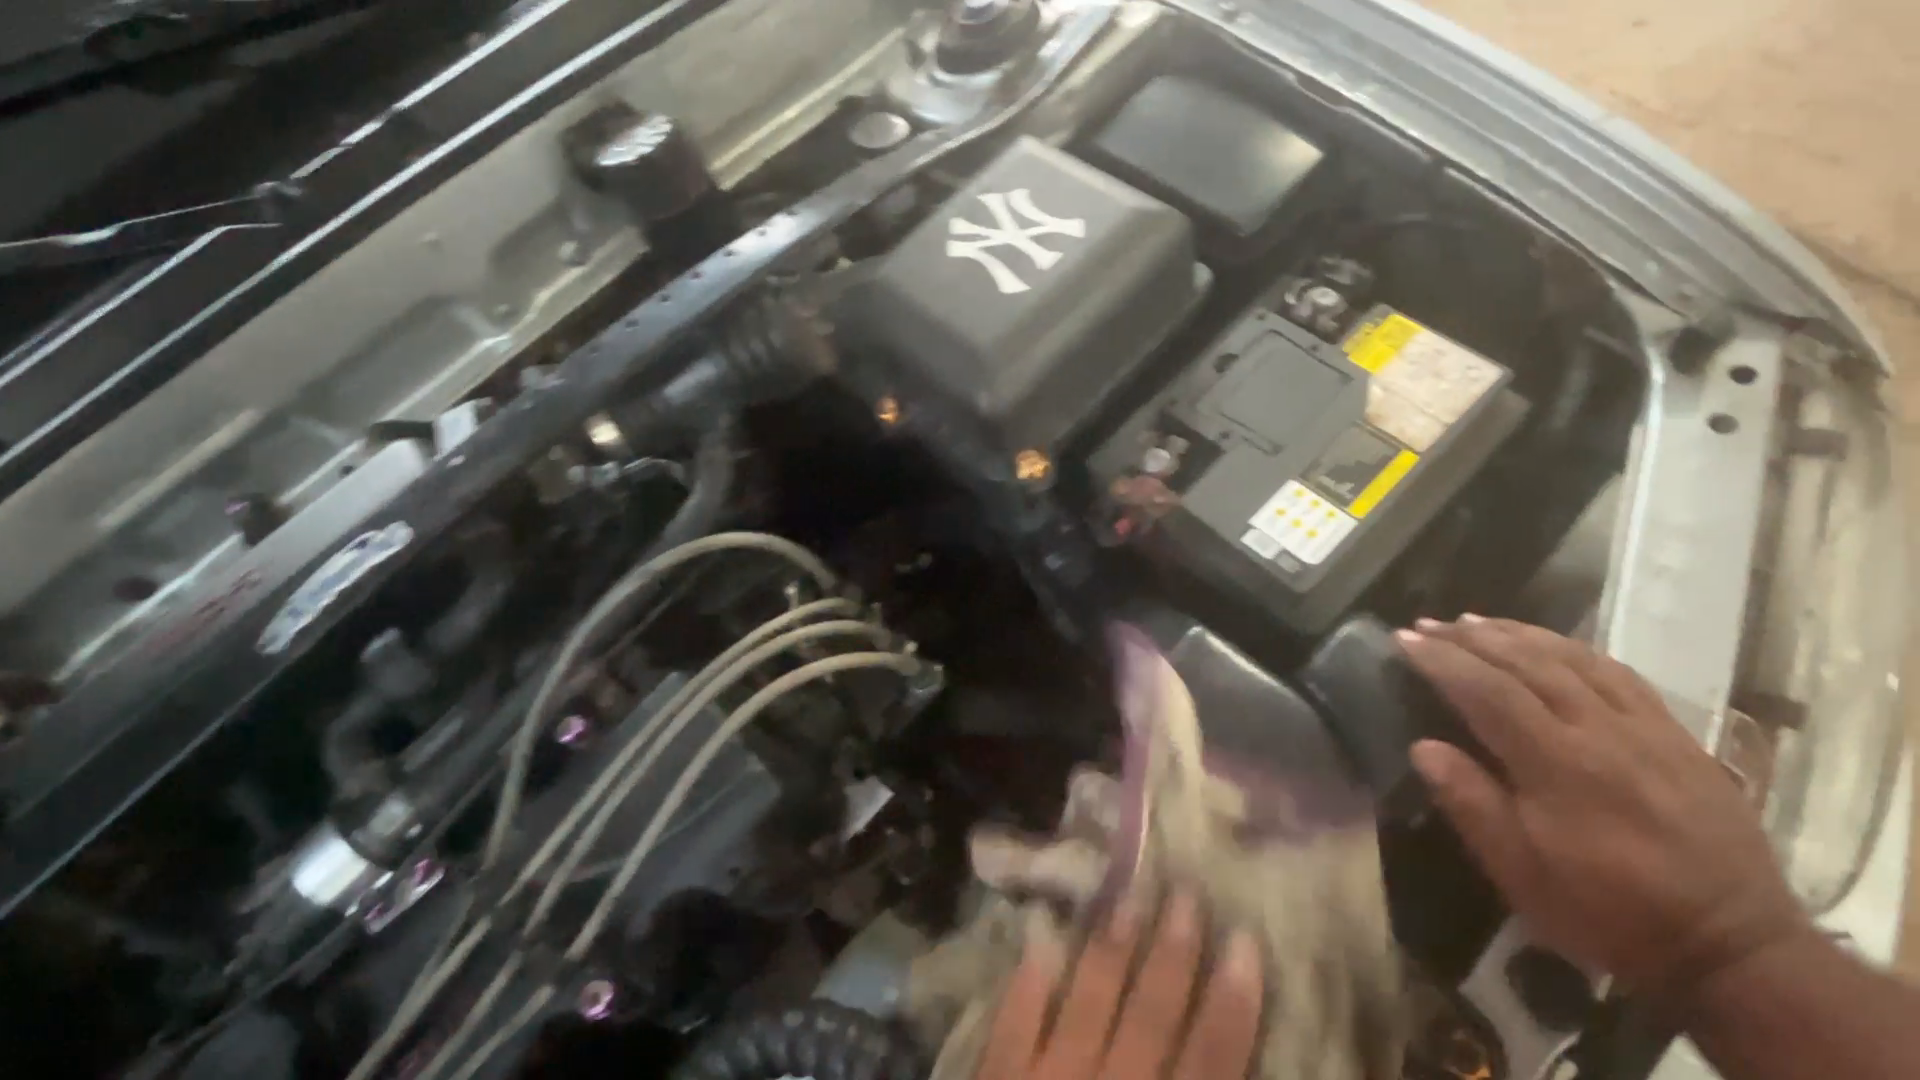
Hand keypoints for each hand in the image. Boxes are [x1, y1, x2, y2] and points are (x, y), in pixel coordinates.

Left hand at [976, 893, 1263, 1079]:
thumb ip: (1200, 1079)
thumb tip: (1236, 1067)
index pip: (1210, 1059)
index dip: (1232, 1002)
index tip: (1246, 942)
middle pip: (1150, 1015)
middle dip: (1172, 953)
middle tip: (1185, 892)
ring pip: (1086, 1003)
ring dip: (1108, 950)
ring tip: (1126, 898)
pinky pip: (1011, 1025)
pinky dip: (1026, 986)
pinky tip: (1039, 944)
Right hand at [1396, 616, 1812, 997]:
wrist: (1732, 947)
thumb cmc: (1609, 914)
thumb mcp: (1523, 876)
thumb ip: (1472, 806)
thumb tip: (1423, 747)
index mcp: (1559, 766)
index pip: (1488, 692)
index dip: (1442, 661)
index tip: (1405, 639)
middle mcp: (1602, 732)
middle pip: (1529, 664)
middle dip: (1472, 639)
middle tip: (1429, 623)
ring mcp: (1647, 729)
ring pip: (1575, 660)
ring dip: (1519, 634)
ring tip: (1477, 621)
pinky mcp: (1678, 736)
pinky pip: (1620, 674)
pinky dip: (1576, 650)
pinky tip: (1553, 645)